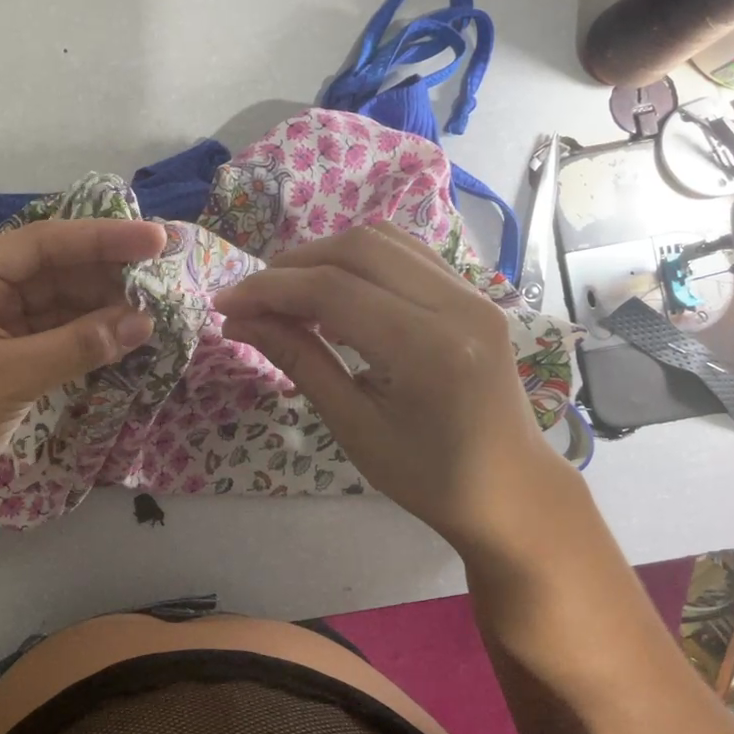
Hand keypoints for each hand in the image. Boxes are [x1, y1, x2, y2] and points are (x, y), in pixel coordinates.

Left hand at [0, 219, 163, 513]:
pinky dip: (87, 335)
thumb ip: (77, 346)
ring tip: (151, 310)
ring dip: (101, 305)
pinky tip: (123, 335)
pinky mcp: (5, 353)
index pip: (41, 243)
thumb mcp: (11, 378)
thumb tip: (143, 321)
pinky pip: (54, 332)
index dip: (101, 238)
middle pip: (52, 268)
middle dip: (105, 273)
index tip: (155, 241)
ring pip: (57, 300)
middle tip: (161, 279)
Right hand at [214, 223, 571, 553]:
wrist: (509, 491)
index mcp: (428, 349)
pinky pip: (406, 256)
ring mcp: (473, 295)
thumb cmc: (427, 475)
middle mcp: (457, 306)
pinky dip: (357, 265)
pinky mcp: (473, 296)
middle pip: (358, 249)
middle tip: (250, 299)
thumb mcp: (353, 425)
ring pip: (384, 242)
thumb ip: (299, 361)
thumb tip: (240, 322)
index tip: (223, 304)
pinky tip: (331, 298)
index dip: (269, 290)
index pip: (333, 291)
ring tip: (285, 296)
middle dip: (292, 266)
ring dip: (324, 258)